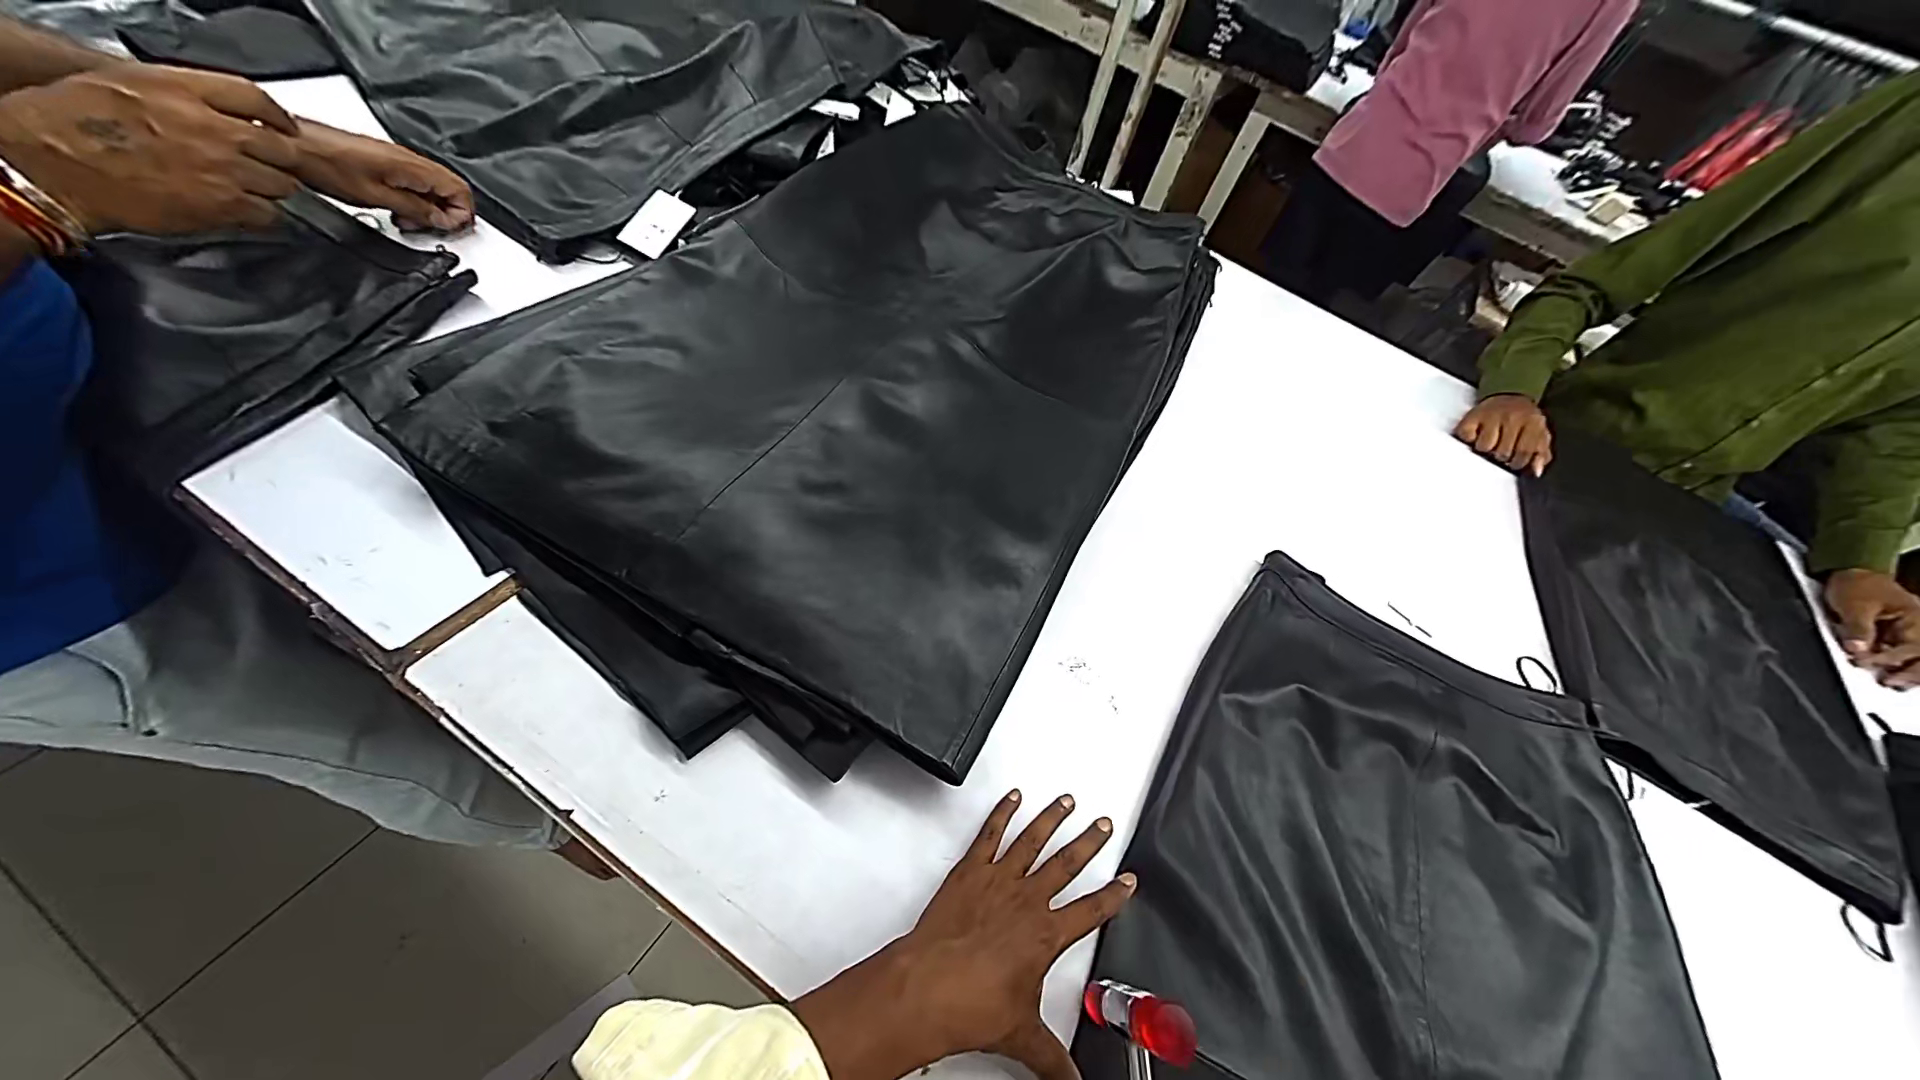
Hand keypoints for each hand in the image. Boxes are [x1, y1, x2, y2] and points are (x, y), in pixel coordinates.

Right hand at [0, 63, 300, 233]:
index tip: (284, 128)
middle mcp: (209, 128)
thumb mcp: (119, 86)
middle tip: (264, 166)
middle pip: (281, 147)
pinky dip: (260, 214)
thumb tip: (215, 111)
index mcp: (177, 89)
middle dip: (278, 159)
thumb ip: (176, 97)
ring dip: (270, 189)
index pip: (253, 96)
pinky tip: (239, 210)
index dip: (277, 116)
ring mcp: (224, 168)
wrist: (47, 167)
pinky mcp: (229, 203)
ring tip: (243, 188)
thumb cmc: (66, 125)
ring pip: (282, 183)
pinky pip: (270, 213)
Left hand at [293, 121, 472, 232]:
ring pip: (434, 188)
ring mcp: (397, 159)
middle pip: (451, 189)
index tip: (448, 228)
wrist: (288, 144)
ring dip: (428, 208)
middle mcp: (409, 159)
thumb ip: (417, 209)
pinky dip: (413, 200)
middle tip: (428, 226)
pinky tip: (395, 207)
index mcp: (413, 167)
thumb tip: (442, 220)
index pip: (461, 191)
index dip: (461, 214)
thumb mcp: (377, 196)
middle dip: (446, 213)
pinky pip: (415, 183)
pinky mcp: (384, 161)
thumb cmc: (322, 163)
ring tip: (407, 219)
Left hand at [792, 791, 1135, 1079]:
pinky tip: (1012, 798)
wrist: (929, 986)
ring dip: (1052, 818)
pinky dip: (1002, 813)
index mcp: (1045, 935)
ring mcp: (998, 880)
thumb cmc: (972, 1003)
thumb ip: (1052, 1056)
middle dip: (1089, 842)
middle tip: (1103, 824)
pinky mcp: (970, 871)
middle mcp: (1026, 900)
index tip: (1127, 881)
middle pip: (1067, 863)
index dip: (1113, 896)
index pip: (1091, 911)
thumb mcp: (1022, 1034)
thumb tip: (1069, 1078)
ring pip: (1033, 840)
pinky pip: (990, 834)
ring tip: (1066, 801)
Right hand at [1454, 394, 1553, 475]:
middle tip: (1501, 451)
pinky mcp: (1471, 417)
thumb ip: (1541, 453)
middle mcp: (1513, 417)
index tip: (1514, 463)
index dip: (1518, 462)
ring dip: (1485, 449)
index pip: (1525, 452)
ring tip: (1490, 443)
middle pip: (1503, 452)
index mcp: (1533, 423)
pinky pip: (1467, 437)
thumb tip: (1535, 472)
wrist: (1509, 395)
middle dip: (1501, 456)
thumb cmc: (1525, 419)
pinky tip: (1476, 435)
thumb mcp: (1539, 434)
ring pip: (1484, 447)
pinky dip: (1469, 439)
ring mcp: (1491, 416)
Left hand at [1826, 569, 1919, 688]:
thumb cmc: (1857, 586)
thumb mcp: (1854, 606)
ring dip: (1911, 672)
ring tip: (1894, 684)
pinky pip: (1908, 652)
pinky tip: (1895, 674)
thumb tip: (1857, 649)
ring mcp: (1913, 631)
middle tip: (1890, 683)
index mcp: (1917, 619)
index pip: (1911, 646)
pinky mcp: (1901, 635)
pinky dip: (1903, 663)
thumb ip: (1857, 628)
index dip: (1890, 658)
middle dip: (1911, 672)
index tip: (1864, 662)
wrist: (1853, 574)